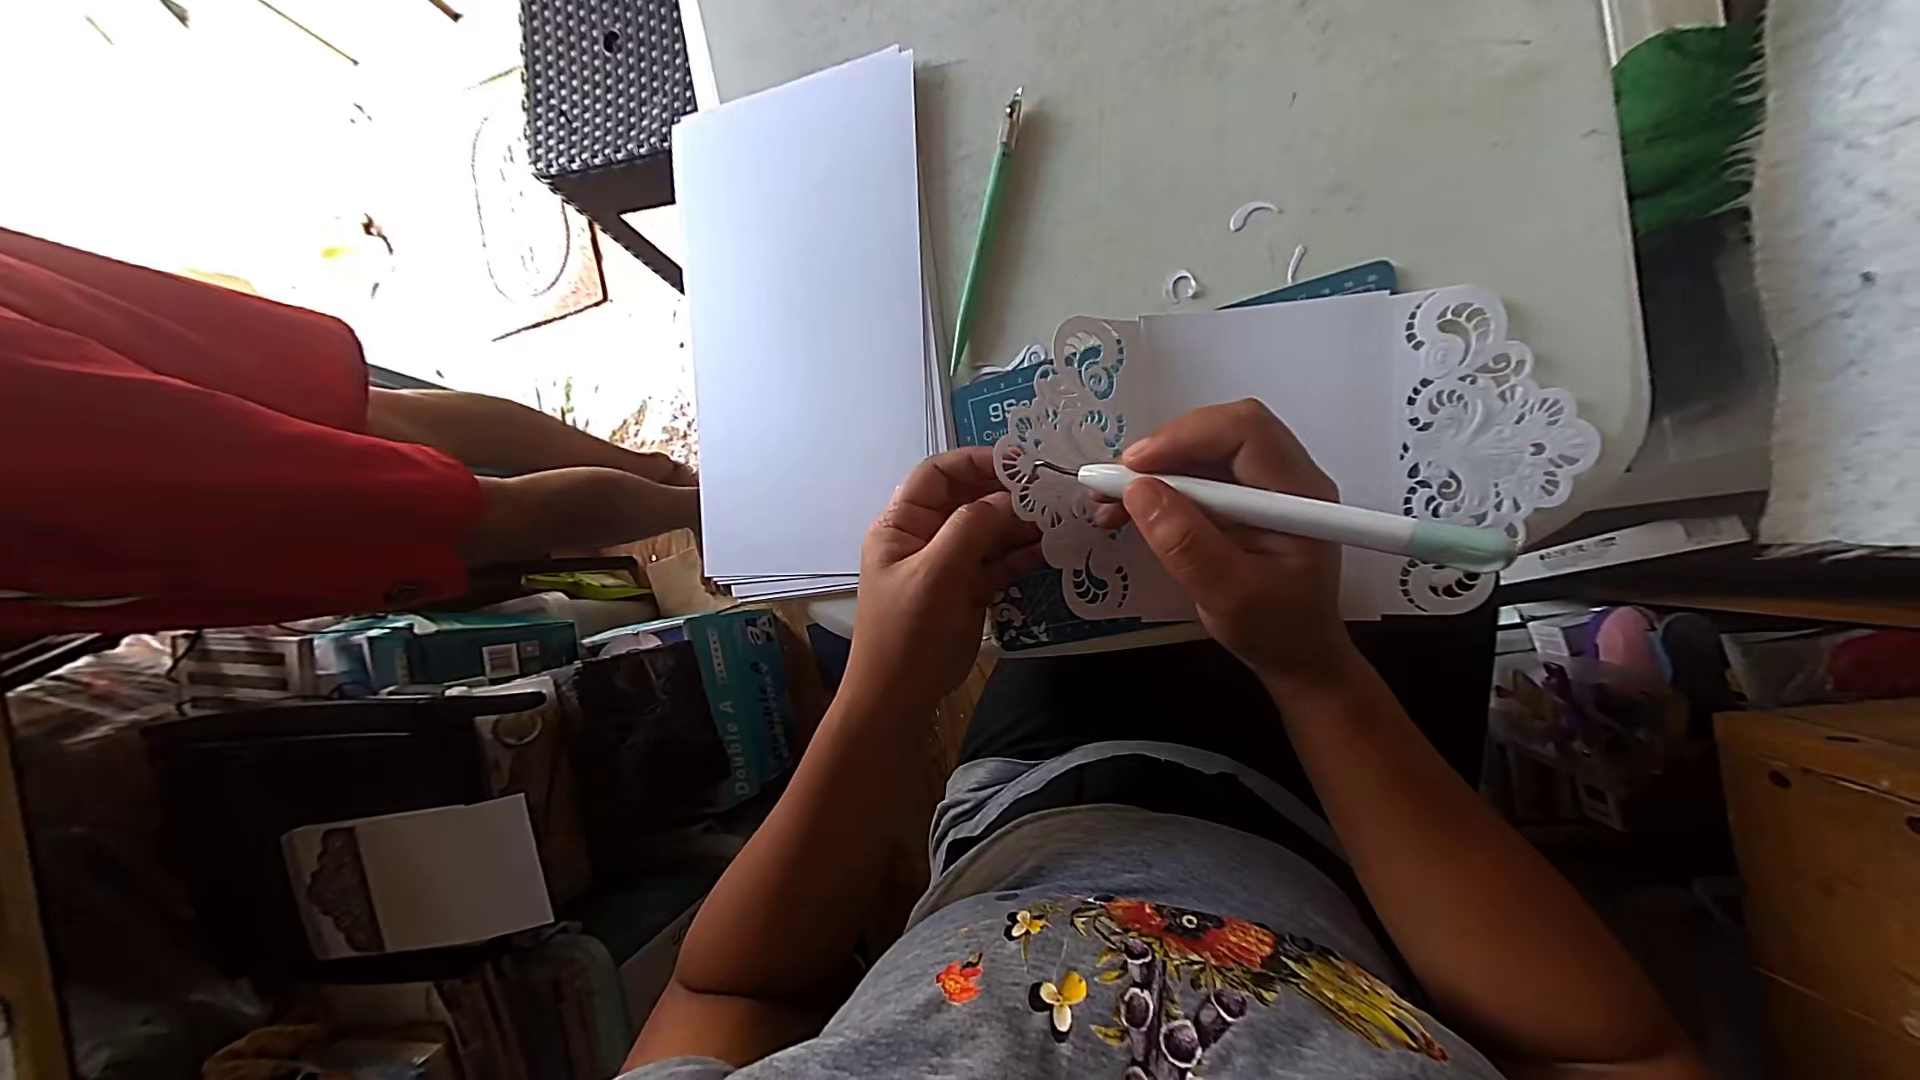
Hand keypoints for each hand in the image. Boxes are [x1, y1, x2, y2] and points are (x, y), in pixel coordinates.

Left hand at [847, 447, 1041, 709]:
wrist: (901, 696)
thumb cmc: (907, 632)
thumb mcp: (934, 574)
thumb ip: (971, 529)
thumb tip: (1008, 498)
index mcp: (902, 524)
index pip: (937, 474)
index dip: (976, 461)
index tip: (1020, 463)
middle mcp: (925, 535)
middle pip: (969, 499)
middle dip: (1008, 494)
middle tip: (1051, 493)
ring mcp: (949, 562)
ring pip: (989, 530)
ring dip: (1022, 524)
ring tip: (1060, 519)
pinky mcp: (969, 586)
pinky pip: (998, 560)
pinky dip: (1022, 553)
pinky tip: (1050, 548)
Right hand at [1091, 399, 1357, 689]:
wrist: (1294, 652)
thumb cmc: (1274, 628)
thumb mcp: (1228, 595)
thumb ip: (1186, 544)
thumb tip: (1138, 491)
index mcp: (1297, 494)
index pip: (1244, 432)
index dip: (1185, 437)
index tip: (1133, 468)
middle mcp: (1281, 477)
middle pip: (1218, 432)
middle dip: (1161, 451)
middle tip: (1115, 482)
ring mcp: (1258, 486)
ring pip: (1198, 450)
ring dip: (1149, 470)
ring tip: (1108, 501)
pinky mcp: (1235, 498)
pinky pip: (1190, 475)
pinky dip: (1153, 487)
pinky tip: (1124, 510)